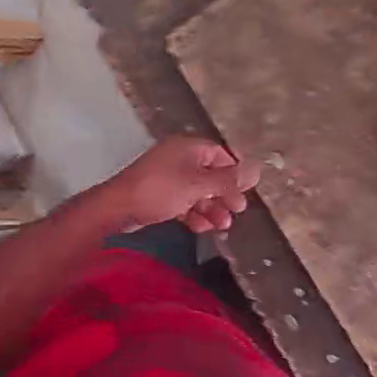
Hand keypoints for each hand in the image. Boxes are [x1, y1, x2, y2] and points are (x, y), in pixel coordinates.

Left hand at [98, 137, 260, 233]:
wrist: (118, 207)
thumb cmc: (160, 190)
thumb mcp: (198, 186)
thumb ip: (227, 180)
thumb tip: (257, 169)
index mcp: (188, 148)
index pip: (221, 154)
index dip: (235, 172)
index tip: (246, 191)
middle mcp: (179, 158)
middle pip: (211, 174)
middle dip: (224, 194)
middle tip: (237, 212)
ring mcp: (168, 176)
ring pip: (198, 191)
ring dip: (212, 207)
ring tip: (223, 226)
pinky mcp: (159, 194)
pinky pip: (184, 201)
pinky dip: (194, 213)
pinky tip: (202, 228)